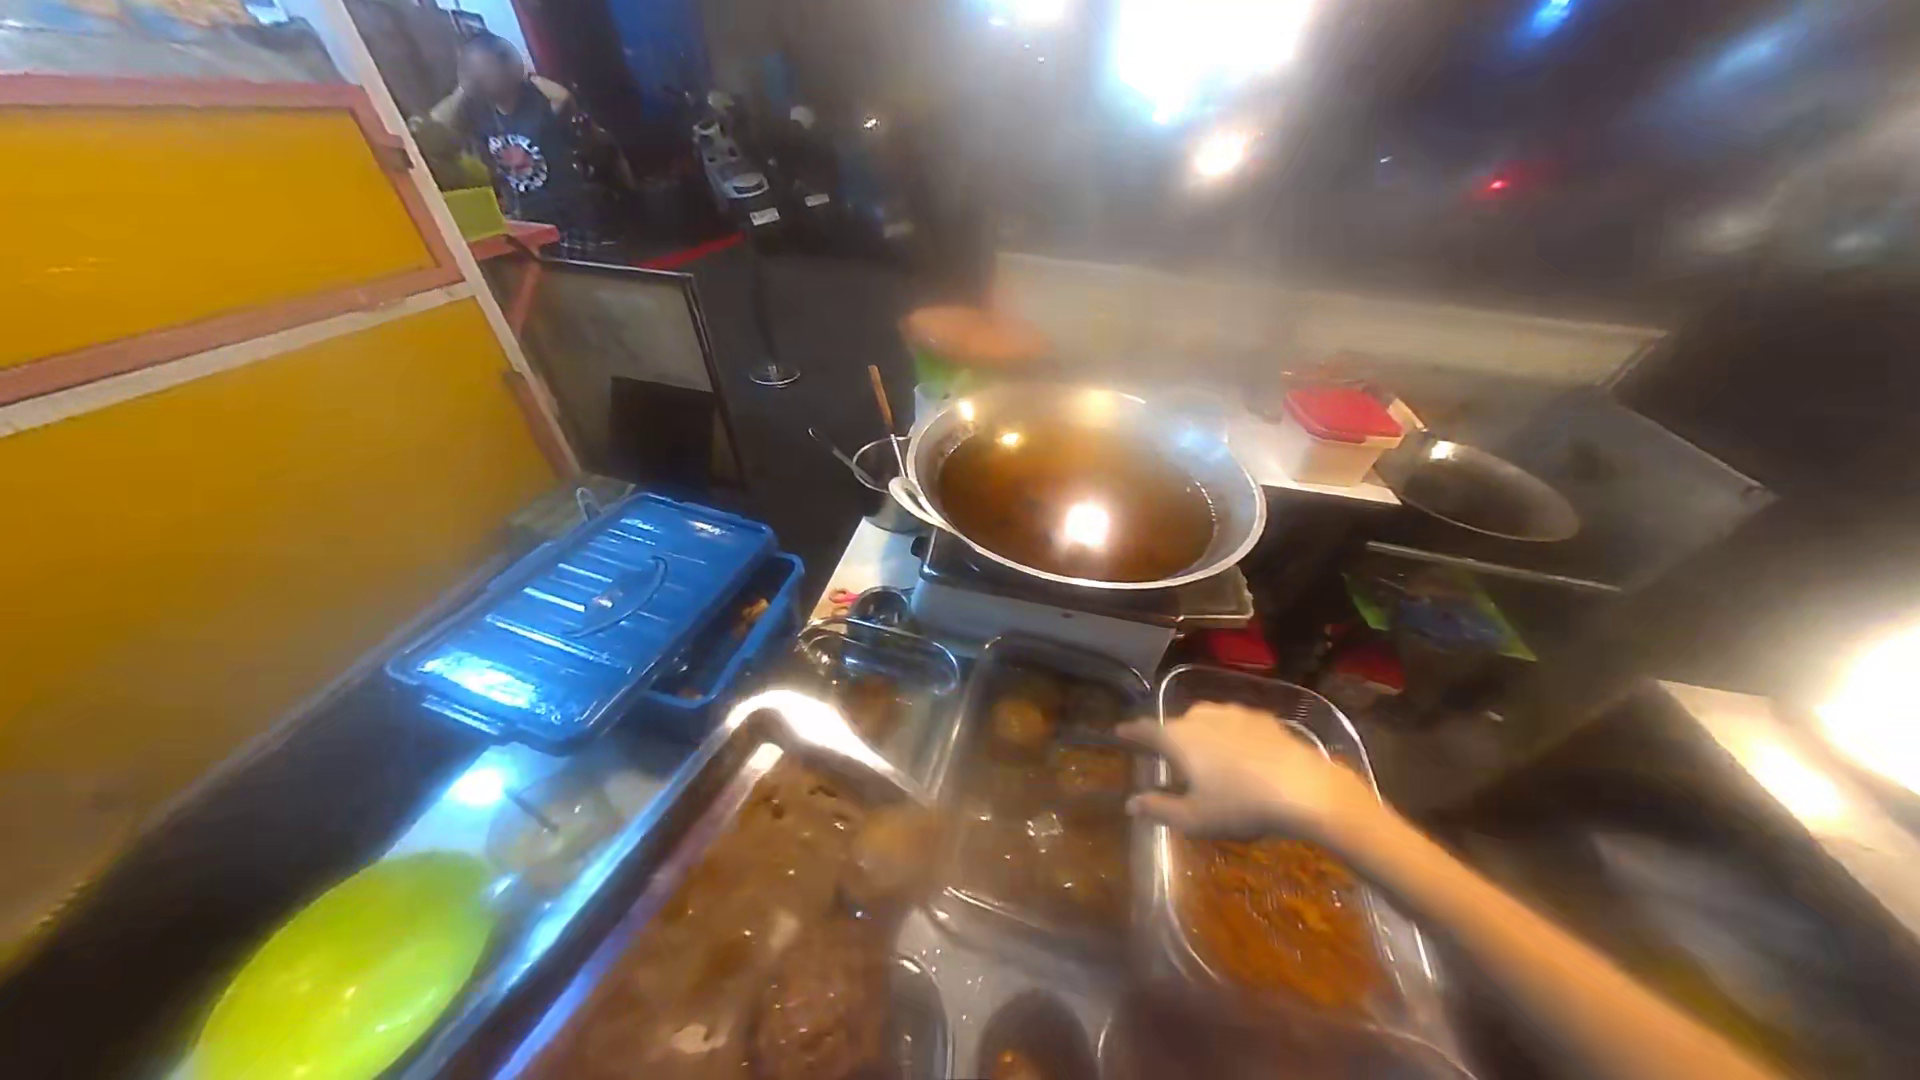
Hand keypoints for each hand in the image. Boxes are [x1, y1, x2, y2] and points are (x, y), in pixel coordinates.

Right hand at [1115, 703, 1383, 849]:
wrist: (1307, 790)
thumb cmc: (1241, 806)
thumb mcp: (1194, 818)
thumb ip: (1158, 808)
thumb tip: (1130, 803)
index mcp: (1178, 737)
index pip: (1145, 729)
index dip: (1130, 732)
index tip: (1119, 732)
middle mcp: (1200, 716)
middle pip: (1177, 724)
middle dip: (1171, 738)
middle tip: (1173, 760)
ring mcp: (1233, 713)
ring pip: (1207, 720)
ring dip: (1202, 734)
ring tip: (1209, 757)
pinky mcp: (1263, 718)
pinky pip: (1235, 724)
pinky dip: (1231, 735)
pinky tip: (1243, 755)